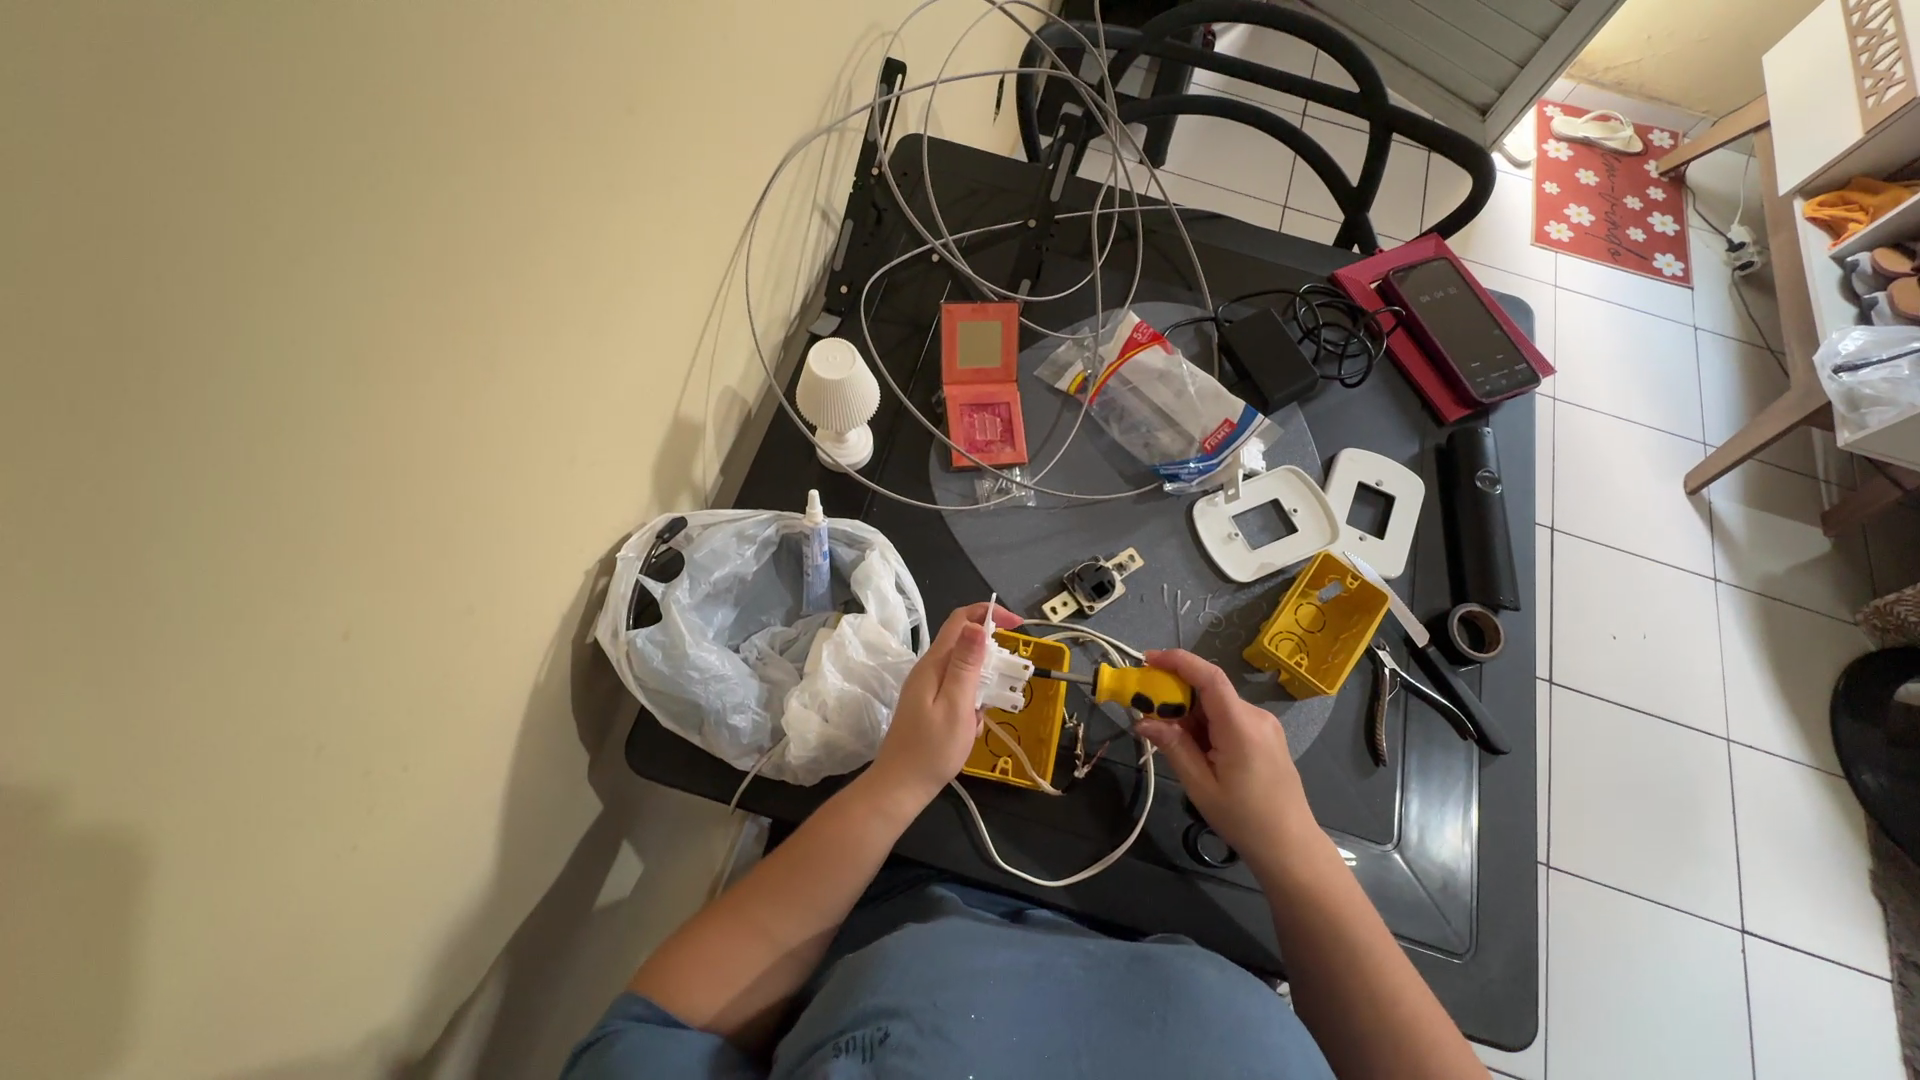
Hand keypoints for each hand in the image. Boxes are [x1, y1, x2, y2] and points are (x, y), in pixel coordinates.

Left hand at [868, 602, 1022, 806]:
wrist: (901, 787)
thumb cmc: (932, 749)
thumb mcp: (956, 705)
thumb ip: (966, 665)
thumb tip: (978, 624)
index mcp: (934, 664)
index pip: (961, 620)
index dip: (990, 614)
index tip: (1017, 626)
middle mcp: (929, 669)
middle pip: (964, 643)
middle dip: (990, 654)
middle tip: (1008, 678)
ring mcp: (927, 687)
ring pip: (963, 670)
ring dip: (982, 684)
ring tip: (987, 710)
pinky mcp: (929, 705)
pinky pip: (958, 691)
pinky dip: (972, 702)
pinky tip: (973, 726)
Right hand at [1135, 649, 1315, 870]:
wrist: (1290, 846)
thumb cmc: (1244, 819)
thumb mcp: (1200, 785)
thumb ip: (1173, 746)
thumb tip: (1142, 721)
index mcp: (1241, 726)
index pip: (1209, 677)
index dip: (1178, 661)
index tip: (1147, 660)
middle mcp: (1256, 716)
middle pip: (1209, 690)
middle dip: (1175, 695)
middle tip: (1147, 714)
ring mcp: (1264, 725)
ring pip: (1216, 705)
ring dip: (1189, 713)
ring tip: (1170, 740)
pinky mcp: (1266, 735)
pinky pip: (1228, 717)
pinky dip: (1205, 723)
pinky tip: (1195, 748)